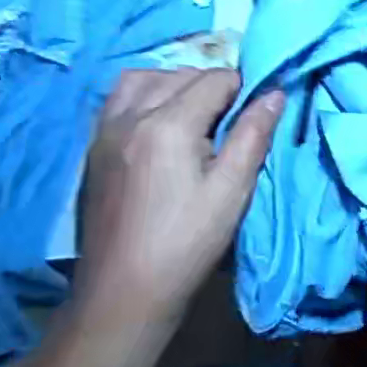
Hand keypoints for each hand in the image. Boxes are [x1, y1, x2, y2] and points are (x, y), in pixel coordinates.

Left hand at [74, 68, 284, 332]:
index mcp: (168, 125)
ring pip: (142, 79)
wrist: (123, 292)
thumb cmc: (187, 241)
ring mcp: (103, 132)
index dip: (245, 90)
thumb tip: (274, 93)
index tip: (258, 114)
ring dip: (175, 84)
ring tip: (196, 115)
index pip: (215, 80)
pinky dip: (146, 97)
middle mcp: (130, 117)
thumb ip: (253, 134)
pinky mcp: (92, 149)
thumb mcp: (232, 189)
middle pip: (180, 74)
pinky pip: (117, 100)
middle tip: (234, 121)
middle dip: (213, 86)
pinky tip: (162, 127)